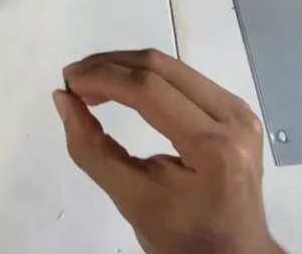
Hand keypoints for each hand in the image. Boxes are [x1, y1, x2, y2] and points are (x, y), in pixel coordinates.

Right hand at [53, 49, 284, 253]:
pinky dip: (144, 75)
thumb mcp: (131, 201)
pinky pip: (181, 77)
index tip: (68, 82)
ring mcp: (238, 109)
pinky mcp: (234, 108)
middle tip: (74, 81)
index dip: (103, 77)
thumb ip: (91, 150)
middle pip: (159, 68)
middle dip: (109, 66)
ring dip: (124, 67)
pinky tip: (121, 87)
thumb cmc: (183, 239)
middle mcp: (233, 118)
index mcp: (214, 147)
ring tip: (91, 84)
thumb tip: (63, 98)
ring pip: (169, 65)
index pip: (149, 91)